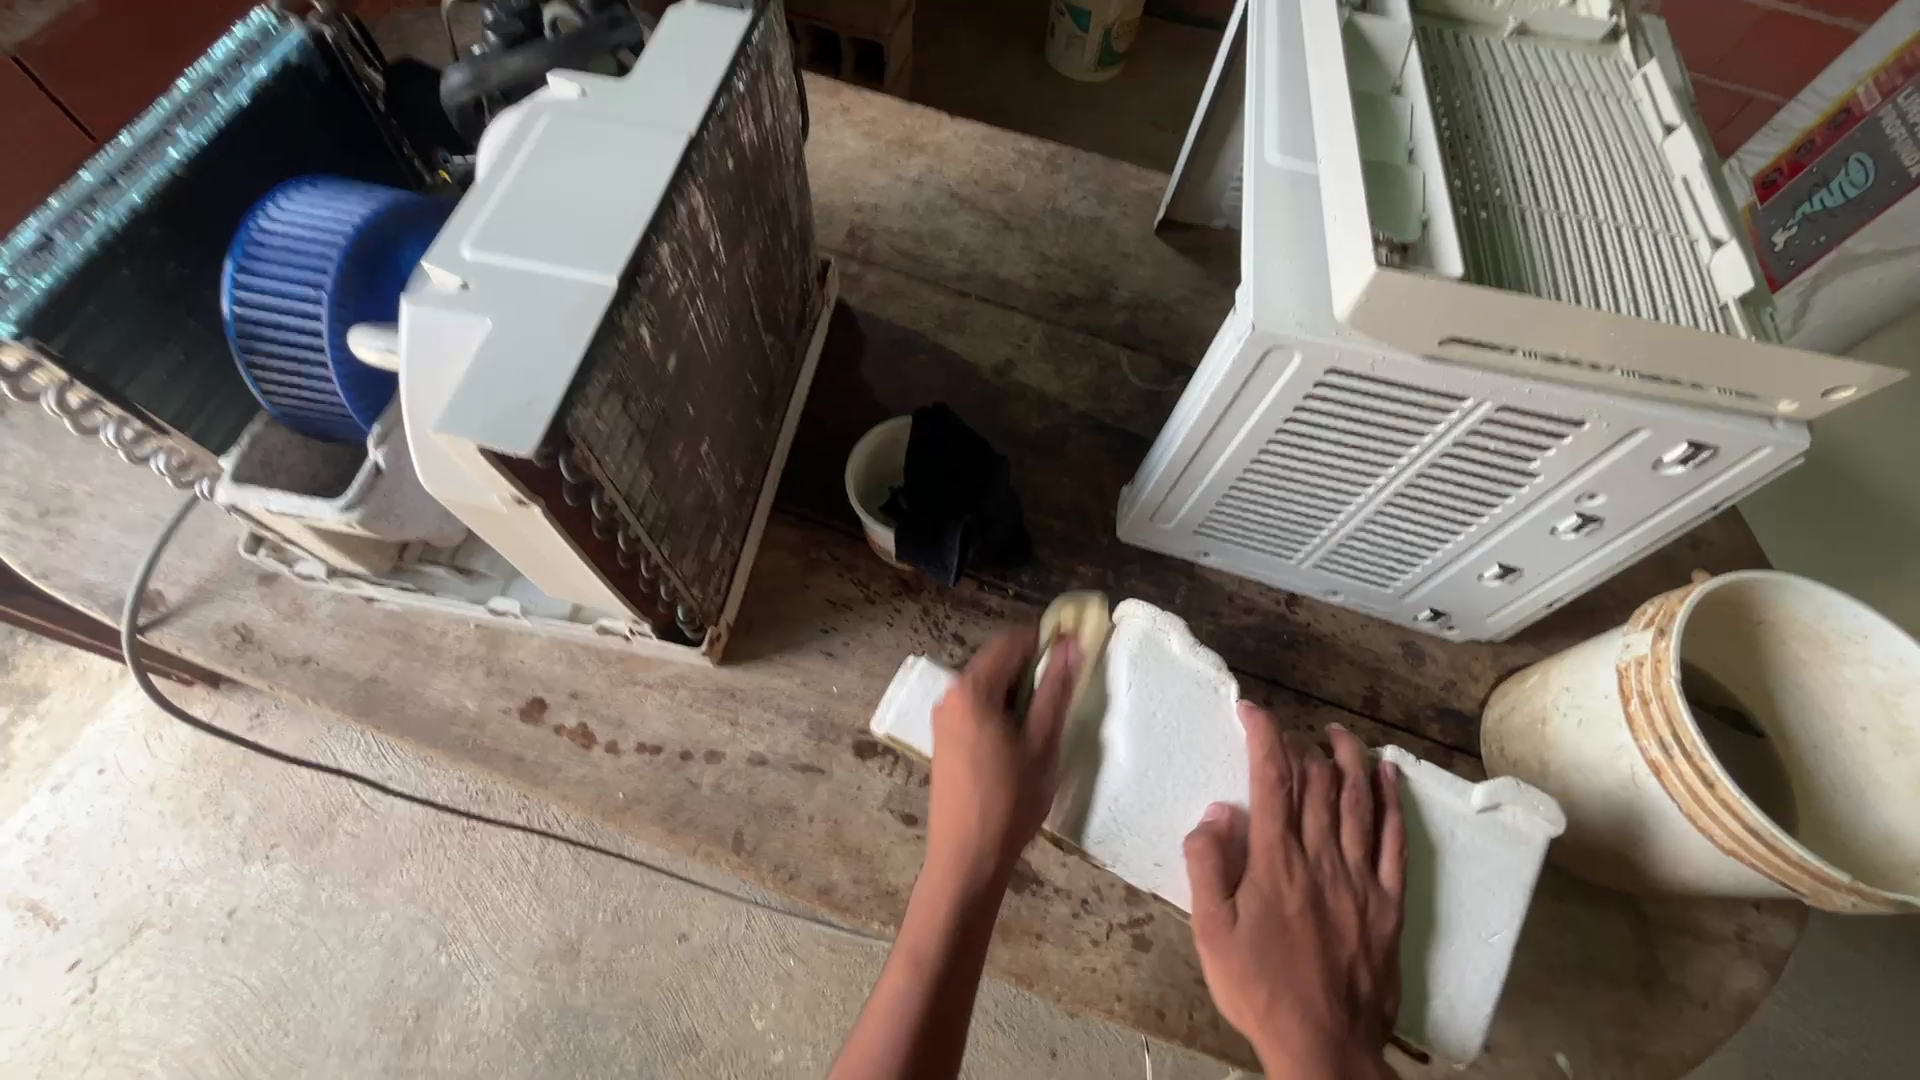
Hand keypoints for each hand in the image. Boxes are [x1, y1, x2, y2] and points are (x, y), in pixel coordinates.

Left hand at [924, 627, 1079, 886]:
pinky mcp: (944, 737)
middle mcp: (950, 694)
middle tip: (1065, 692)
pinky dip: (1001, 709)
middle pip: (997, 662)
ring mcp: (944, 717)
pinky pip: (977, 707)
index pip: (1011, 641)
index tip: (1074, 651)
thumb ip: (1055, 690)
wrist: (966, 857)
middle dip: (1032, 669)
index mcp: (972, 689)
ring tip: (1046, 721)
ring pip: (988, 686)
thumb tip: (1070, 646)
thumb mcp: (1043, 743)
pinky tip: (1021, 739)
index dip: (1045, 640)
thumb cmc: (1010, 801)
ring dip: (1018, 692)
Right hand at [1183, 704, 1406, 1079]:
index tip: (1252, 710)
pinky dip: (1392, 802)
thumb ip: (1207, 865)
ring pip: (1356, 802)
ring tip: (1338, 732)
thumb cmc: (1258, 987)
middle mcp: (1320, 858)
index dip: (1263, 737)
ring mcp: (1359, 879)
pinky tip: (1389, 776)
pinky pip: (1394, 841)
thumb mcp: (1210, 931)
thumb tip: (1216, 812)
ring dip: (1347, 759)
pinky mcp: (1388, 903)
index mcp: (1274, 862)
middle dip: (1300, 744)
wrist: (1324, 1047)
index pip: (1270, 781)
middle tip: (1289, 728)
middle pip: (1315, 783)